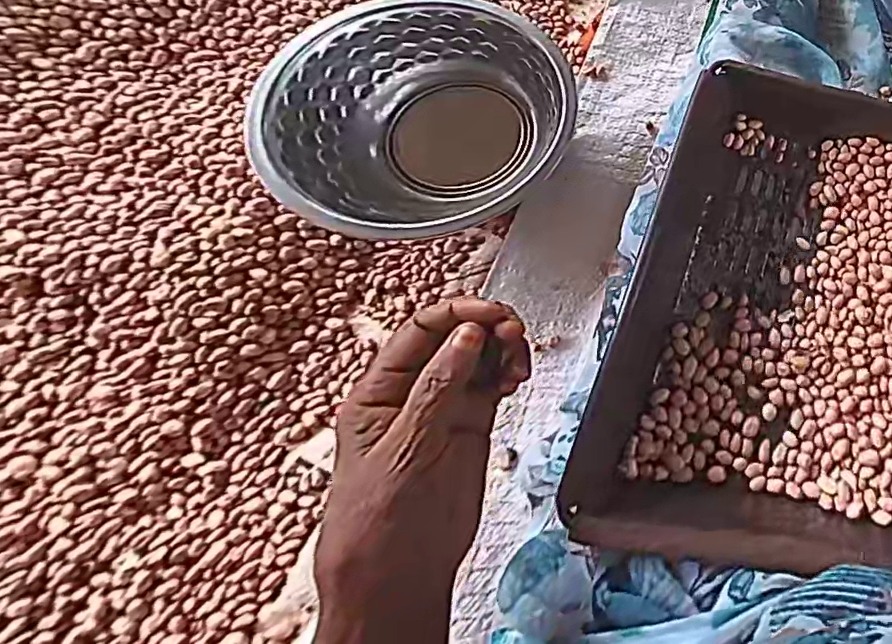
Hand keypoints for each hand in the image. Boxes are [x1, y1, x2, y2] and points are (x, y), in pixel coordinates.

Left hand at [315, 299, 531, 643]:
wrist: (399, 578)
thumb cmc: (375, 526)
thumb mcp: (403, 449)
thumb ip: (437, 388)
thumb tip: (465, 335)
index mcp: (380, 391)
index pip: (421, 328)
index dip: (459, 313)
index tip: (491, 314)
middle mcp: (414, 390)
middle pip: (457, 333)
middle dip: (488, 325)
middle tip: (511, 333)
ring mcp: (445, 404)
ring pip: (481, 352)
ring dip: (504, 346)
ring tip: (516, 360)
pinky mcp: (471, 419)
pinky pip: (495, 377)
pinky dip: (511, 368)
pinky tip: (515, 377)